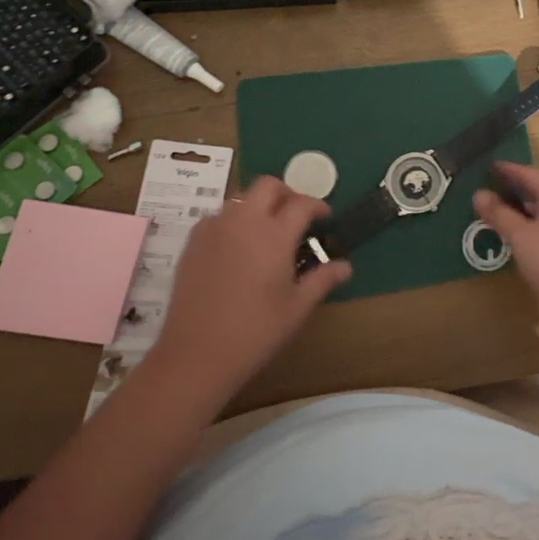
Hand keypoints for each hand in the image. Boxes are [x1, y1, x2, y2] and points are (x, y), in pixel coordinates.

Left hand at [145, 176, 352, 399]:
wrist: (196, 353)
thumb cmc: (255, 332)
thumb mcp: (296, 308)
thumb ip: (322, 280)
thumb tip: (345, 266)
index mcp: (275, 234)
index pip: (302, 203)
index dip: (318, 206)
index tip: (325, 218)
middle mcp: (244, 221)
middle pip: (268, 185)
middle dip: (286, 193)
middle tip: (295, 216)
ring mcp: (215, 228)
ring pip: (241, 198)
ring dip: (258, 206)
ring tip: (266, 232)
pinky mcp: (193, 242)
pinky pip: (217, 217)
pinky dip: (232, 221)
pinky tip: (236, 247)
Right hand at [473, 161, 538, 328]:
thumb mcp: (520, 238)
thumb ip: (499, 214)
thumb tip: (478, 194)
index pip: (529, 174)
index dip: (507, 169)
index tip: (487, 166)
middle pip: (538, 190)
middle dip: (513, 188)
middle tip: (488, 188)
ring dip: (521, 208)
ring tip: (498, 212)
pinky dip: (531, 225)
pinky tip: (518, 238)